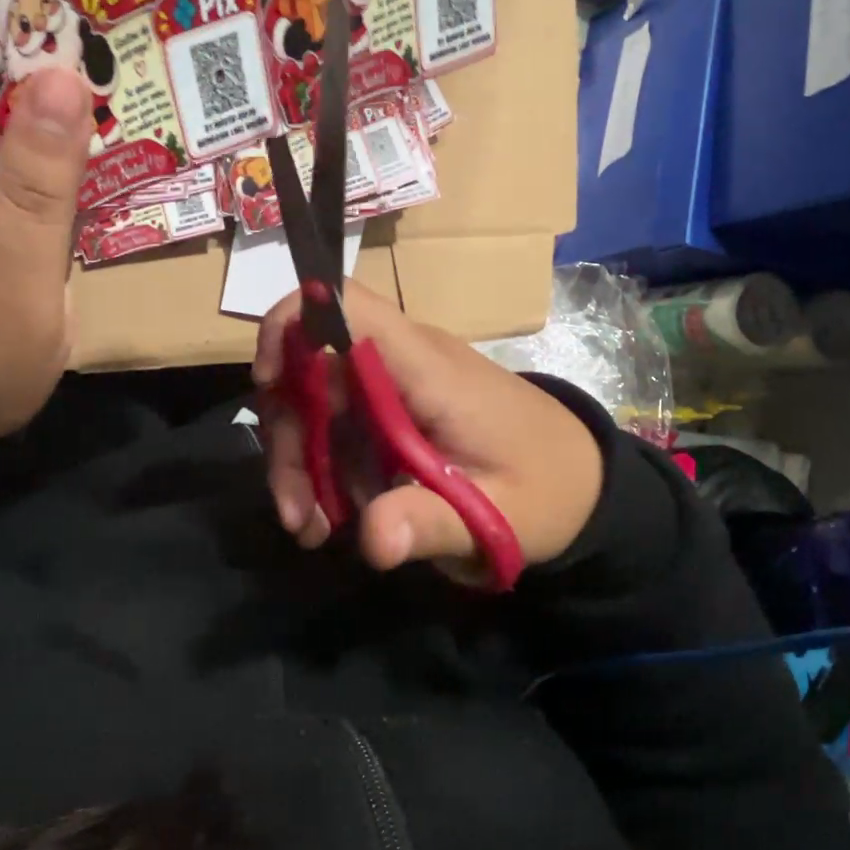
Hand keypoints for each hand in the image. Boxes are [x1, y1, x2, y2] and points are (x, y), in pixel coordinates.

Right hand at [251, 283, 604, 585]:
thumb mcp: (495, 519)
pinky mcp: (387, 412)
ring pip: (313, 404)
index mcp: (427, 369)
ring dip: (299, 464)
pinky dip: (321, 469)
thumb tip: (372, 542)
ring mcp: (390, 387)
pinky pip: (333, 426)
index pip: (349, 307)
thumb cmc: (544, 489)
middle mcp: (399, 365)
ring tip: (312, 530)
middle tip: (296, 516)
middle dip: (288, 440)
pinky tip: (331, 519)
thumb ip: (431, 524)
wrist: (581, 481)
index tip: (268, 381)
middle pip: (310, 371)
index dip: (294, 322)